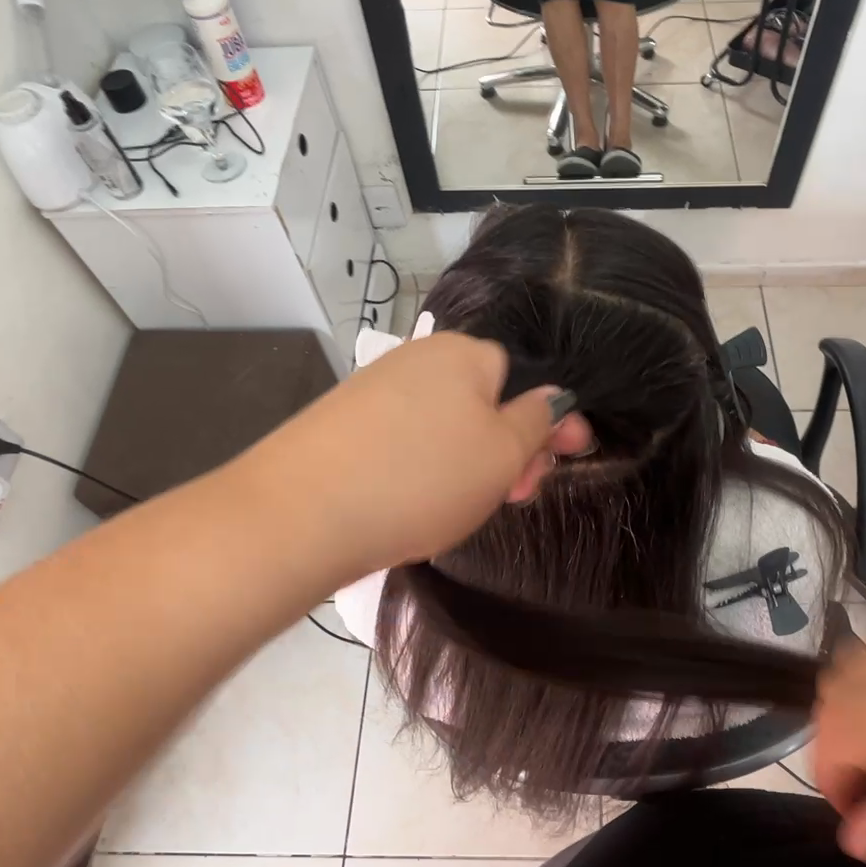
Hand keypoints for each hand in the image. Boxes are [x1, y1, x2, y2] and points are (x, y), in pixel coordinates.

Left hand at [230, 332, 593, 583]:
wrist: (302, 514)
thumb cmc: (423, 478)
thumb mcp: (502, 454)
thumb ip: (537, 421)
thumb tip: (553, 396)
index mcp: (462, 352)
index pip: (522, 377)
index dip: (547, 421)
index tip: (564, 462)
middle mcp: (417, 359)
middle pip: (483, 402)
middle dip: (508, 449)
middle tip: (512, 497)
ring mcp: (375, 390)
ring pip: (445, 427)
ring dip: (467, 465)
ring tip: (461, 510)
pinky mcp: (343, 424)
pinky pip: (405, 443)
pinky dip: (421, 471)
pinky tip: (415, 506)